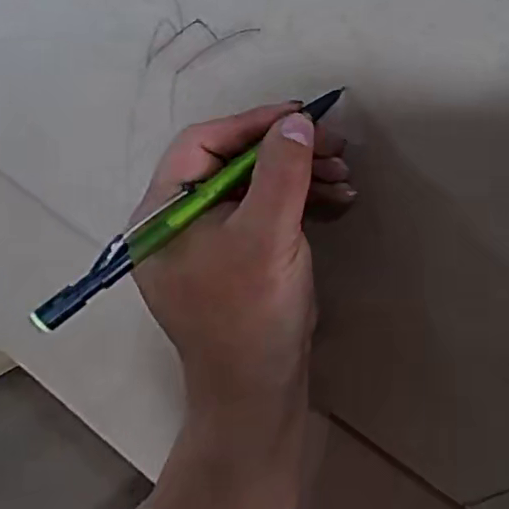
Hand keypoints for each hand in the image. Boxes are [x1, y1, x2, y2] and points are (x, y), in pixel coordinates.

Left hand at [132, 102, 352, 414]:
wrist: (259, 392)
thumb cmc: (251, 312)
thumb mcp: (267, 234)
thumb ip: (281, 171)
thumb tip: (297, 121)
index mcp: (164, 211)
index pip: (203, 144)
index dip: (252, 123)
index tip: (301, 116)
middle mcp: (181, 220)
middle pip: (234, 161)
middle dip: (286, 151)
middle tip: (335, 145)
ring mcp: (211, 239)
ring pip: (256, 184)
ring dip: (302, 174)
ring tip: (344, 175)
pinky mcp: (240, 255)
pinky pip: (268, 211)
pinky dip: (302, 200)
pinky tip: (338, 198)